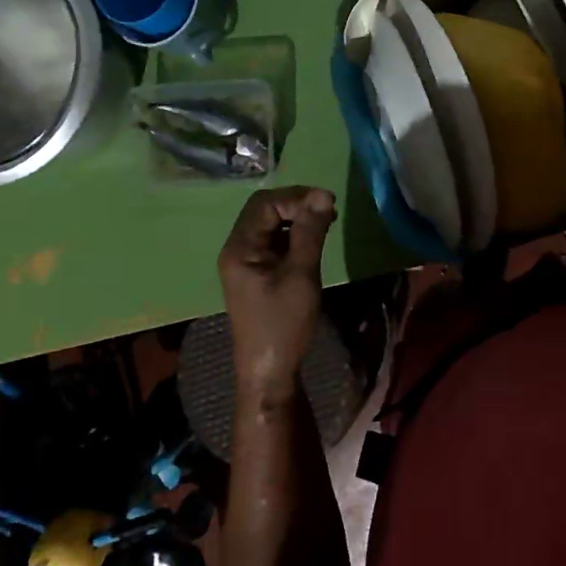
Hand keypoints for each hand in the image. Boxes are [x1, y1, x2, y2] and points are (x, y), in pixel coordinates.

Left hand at [218, 187, 336, 393]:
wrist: (269, 370)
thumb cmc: (283, 323)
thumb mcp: (301, 274)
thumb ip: (310, 232)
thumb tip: (323, 195)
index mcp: (239, 247)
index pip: (264, 204)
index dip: (296, 197)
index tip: (328, 202)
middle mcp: (236, 249)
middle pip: (263, 210)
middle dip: (296, 204)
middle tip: (329, 208)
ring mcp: (244, 262)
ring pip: (269, 225)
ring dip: (296, 218)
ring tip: (327, 221)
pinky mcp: (255, 273)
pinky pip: (272, 242)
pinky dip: (293, 235)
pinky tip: (314, 239)